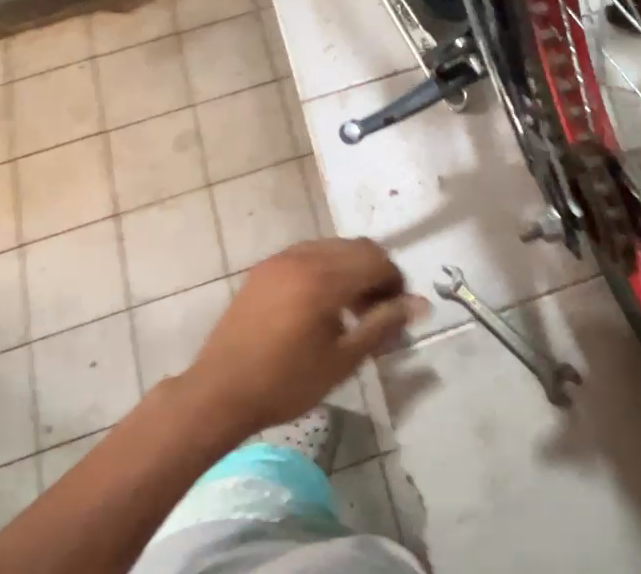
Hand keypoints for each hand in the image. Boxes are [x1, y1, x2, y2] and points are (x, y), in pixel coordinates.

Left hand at [182, 238, 428, 434]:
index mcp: (323, 279)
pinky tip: (321, 305)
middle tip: (378, 312)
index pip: (377, 261)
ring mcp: (280, 260)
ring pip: (333, 247)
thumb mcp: (343, 360)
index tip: (399, 313)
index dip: (396, 283)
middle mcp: (302, 258)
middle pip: (358, 247)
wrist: (221, 392)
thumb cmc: (286, 383)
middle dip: (376, 273)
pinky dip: (326, 269)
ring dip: (351, 269)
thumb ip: (382, 325)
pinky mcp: (264, 269)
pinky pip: (308, 254)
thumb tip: (419, 304)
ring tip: (351, 311)